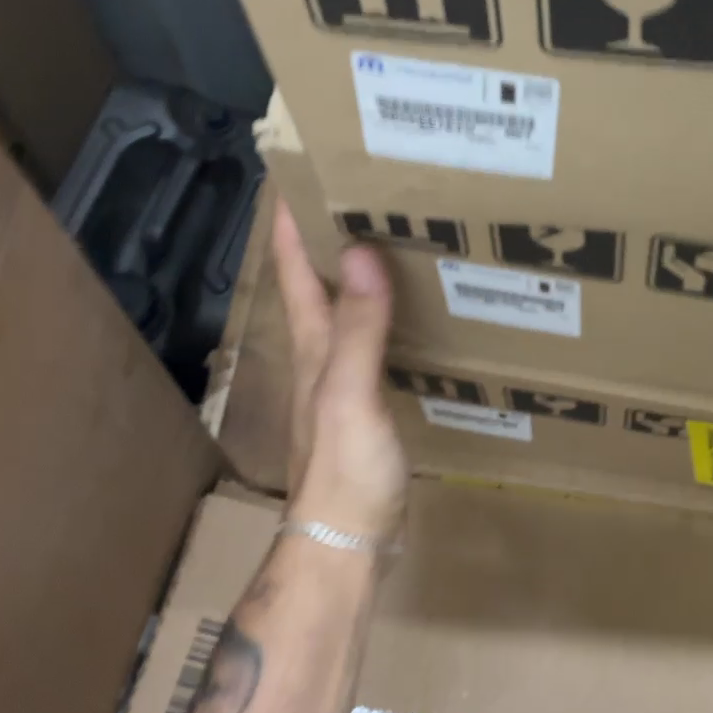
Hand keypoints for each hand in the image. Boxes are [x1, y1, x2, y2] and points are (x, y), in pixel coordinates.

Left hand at [271, 200, 408, 538]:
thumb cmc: (344, 469)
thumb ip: (359, 329)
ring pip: (351, 316)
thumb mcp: (350, 395)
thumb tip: (362, 252)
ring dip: (365, 279)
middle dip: (334, 239)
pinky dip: (392, 322)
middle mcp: (323, 358)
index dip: (294, 223)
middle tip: (368, 196)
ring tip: (399, 244)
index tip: (303, 172)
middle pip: (322, 286)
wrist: (347, 539)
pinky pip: (379, 347)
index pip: (296, 271)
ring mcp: (344, 385)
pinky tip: (417, 320)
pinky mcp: (369, 409)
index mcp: (314, 346)